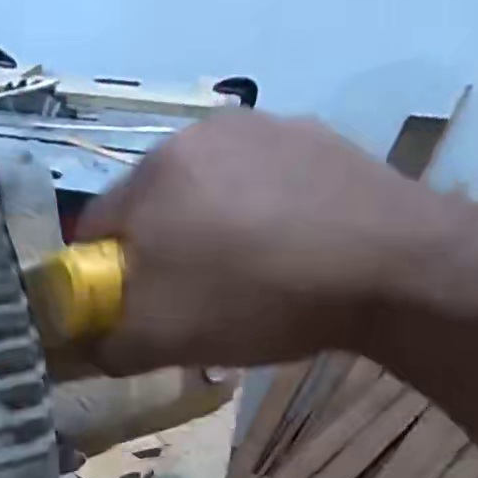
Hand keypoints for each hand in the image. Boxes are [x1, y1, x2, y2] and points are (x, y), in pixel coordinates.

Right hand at [76, 110, 466, 375]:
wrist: (388, 266)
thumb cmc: (259, 299)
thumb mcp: (167, 341)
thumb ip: (110, 345)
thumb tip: (90, 348)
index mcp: (152, 176)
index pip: (94, 230)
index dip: (102, 279)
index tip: (131, 313)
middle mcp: (197, 135)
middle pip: (152, 207)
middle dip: (159, 257)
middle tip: (191, 304)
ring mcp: (260, 129)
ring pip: (206, 194)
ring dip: (208, 236)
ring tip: (247, 280)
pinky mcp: (310, 137)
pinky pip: (260, 184)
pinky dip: (258, 218)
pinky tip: (287, 253)